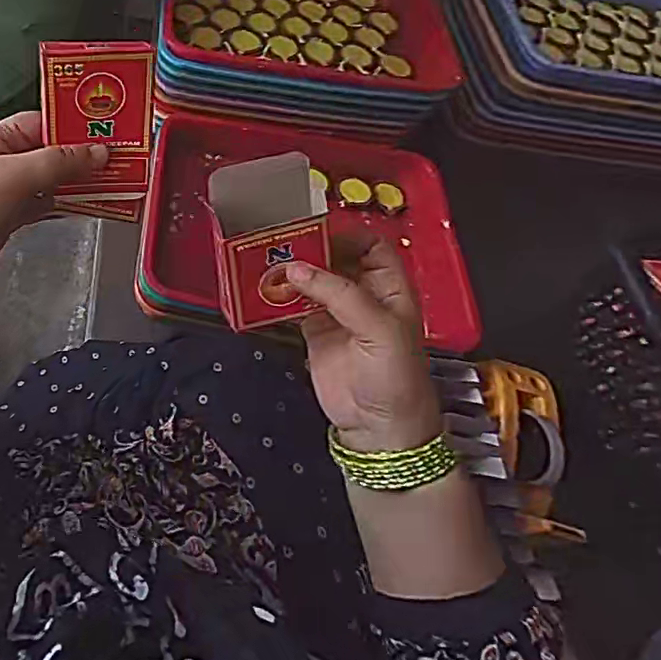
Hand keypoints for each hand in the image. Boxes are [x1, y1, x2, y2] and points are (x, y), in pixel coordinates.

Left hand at [0, 110, 106, 280]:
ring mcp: (13, 186)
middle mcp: (9, 158)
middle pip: (55, 150)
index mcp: (2, 137)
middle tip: (122, 157)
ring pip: (56, 178)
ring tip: (118, 180)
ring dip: (82, 180)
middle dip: (85, 155)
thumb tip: (100, 152)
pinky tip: (95, 203)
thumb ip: (61, 162)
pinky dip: (71, 202)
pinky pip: (51, 201)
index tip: (108, 130)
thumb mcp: (17, 175)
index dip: (76, 125)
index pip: (46, 122)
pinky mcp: (16, 212)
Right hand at [281, 234, 441, 452]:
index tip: (317, 229)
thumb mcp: (379, 330)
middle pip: (335, 258)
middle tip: (283, 240)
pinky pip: (293, 304)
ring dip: (292, 269)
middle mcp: (362, 295)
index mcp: (389, 288)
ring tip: (268, 259)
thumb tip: (298, 269)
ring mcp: (336, 313)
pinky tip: (264, 288)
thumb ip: (340, 295)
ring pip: (312, 278)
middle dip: (311, 248)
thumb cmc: (396, 378)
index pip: (370, 246)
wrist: (379, 429)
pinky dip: (278, 295)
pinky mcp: (314, 330)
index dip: (347, 235)